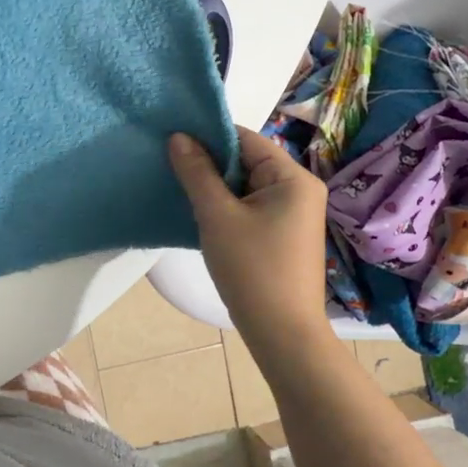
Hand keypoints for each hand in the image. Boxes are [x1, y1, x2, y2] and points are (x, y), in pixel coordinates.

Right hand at [167, 126, 330, 341]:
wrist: (281, 330)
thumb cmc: (251, 268)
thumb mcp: (216, 215)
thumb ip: (197, 172)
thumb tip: (178, 136)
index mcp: (293, 179)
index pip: (246, 139)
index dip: (209, 136)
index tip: (171, 138)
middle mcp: (299, 189)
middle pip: (246, 160)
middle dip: (208, 161)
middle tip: (168, 163)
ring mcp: (293, 213)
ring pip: (244, 184)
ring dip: (213, 184)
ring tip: (178, 186)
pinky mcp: (282, 232)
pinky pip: (248, 204)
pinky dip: (224, 204)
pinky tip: (198, 211)